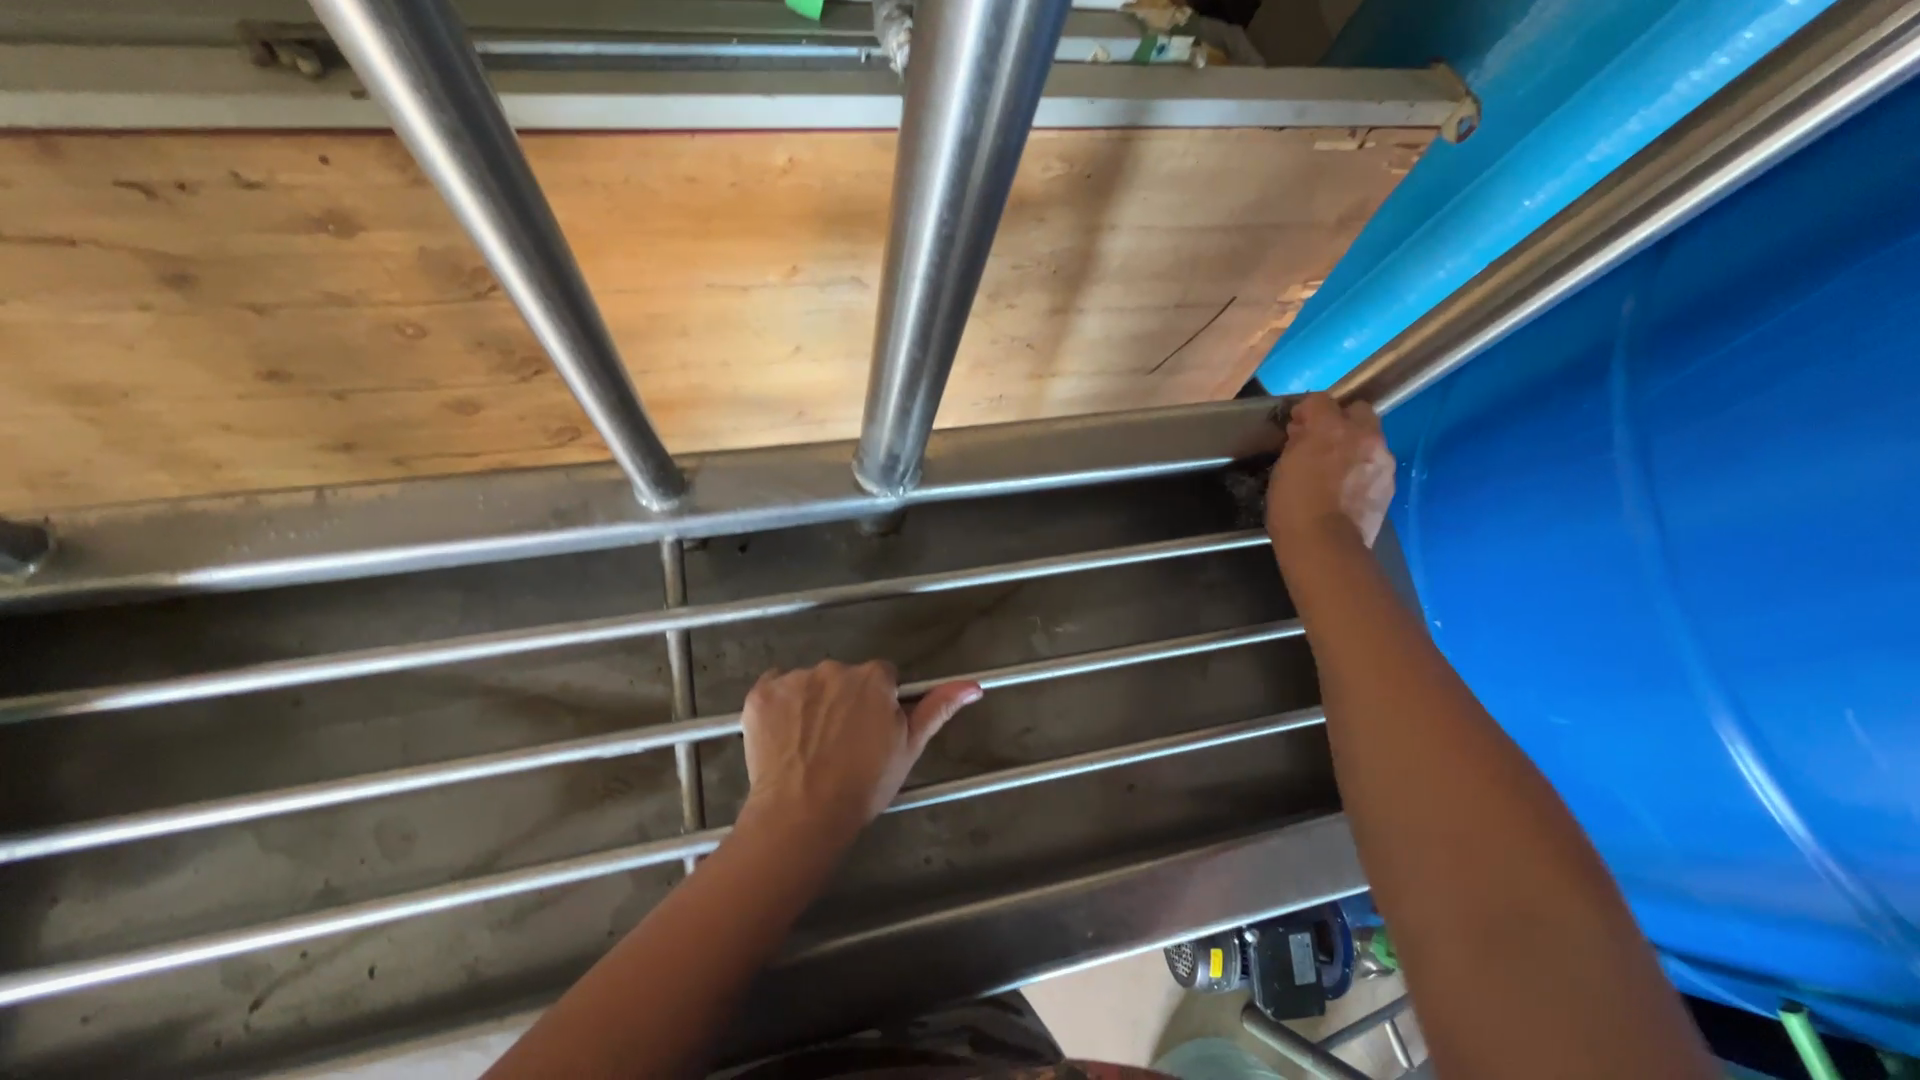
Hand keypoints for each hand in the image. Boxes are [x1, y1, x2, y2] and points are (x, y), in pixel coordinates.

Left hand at [740, 661, 982, 839]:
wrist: (802, 814)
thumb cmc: (863, 785)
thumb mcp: (909, 748)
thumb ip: (938, 709)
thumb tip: (973, 686)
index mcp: (874, 678)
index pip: (882, 678)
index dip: (878, 706)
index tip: (870, 733)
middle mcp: (834, 669)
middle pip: (844, 679)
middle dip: (844, 702)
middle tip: (842, 744)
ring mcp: (794, 680)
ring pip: (810, 684)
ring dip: (812, 704)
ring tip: (811, 747)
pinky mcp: (761, 694)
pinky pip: (774, 689)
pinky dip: (780, 708)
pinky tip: (785, 738)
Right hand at [1267, 392, 1394, 553]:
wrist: (1325, 546)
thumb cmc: (1293, 507)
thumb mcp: (1284, 468)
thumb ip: (1298, 443)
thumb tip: (1304, 434)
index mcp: (1332, 428)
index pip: (1321, 400)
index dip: (1306, 412)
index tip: (1297, 427)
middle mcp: (1364, 435)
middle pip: (1358, 410)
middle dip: (1341, 420)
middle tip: (1323, 442)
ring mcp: (1382, 459)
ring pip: (1371, 438)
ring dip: (1355, 445)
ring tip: (1337, 470)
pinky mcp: (1389, 483)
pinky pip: (1376, 464)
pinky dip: (1363, 469)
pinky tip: (1348, 490)